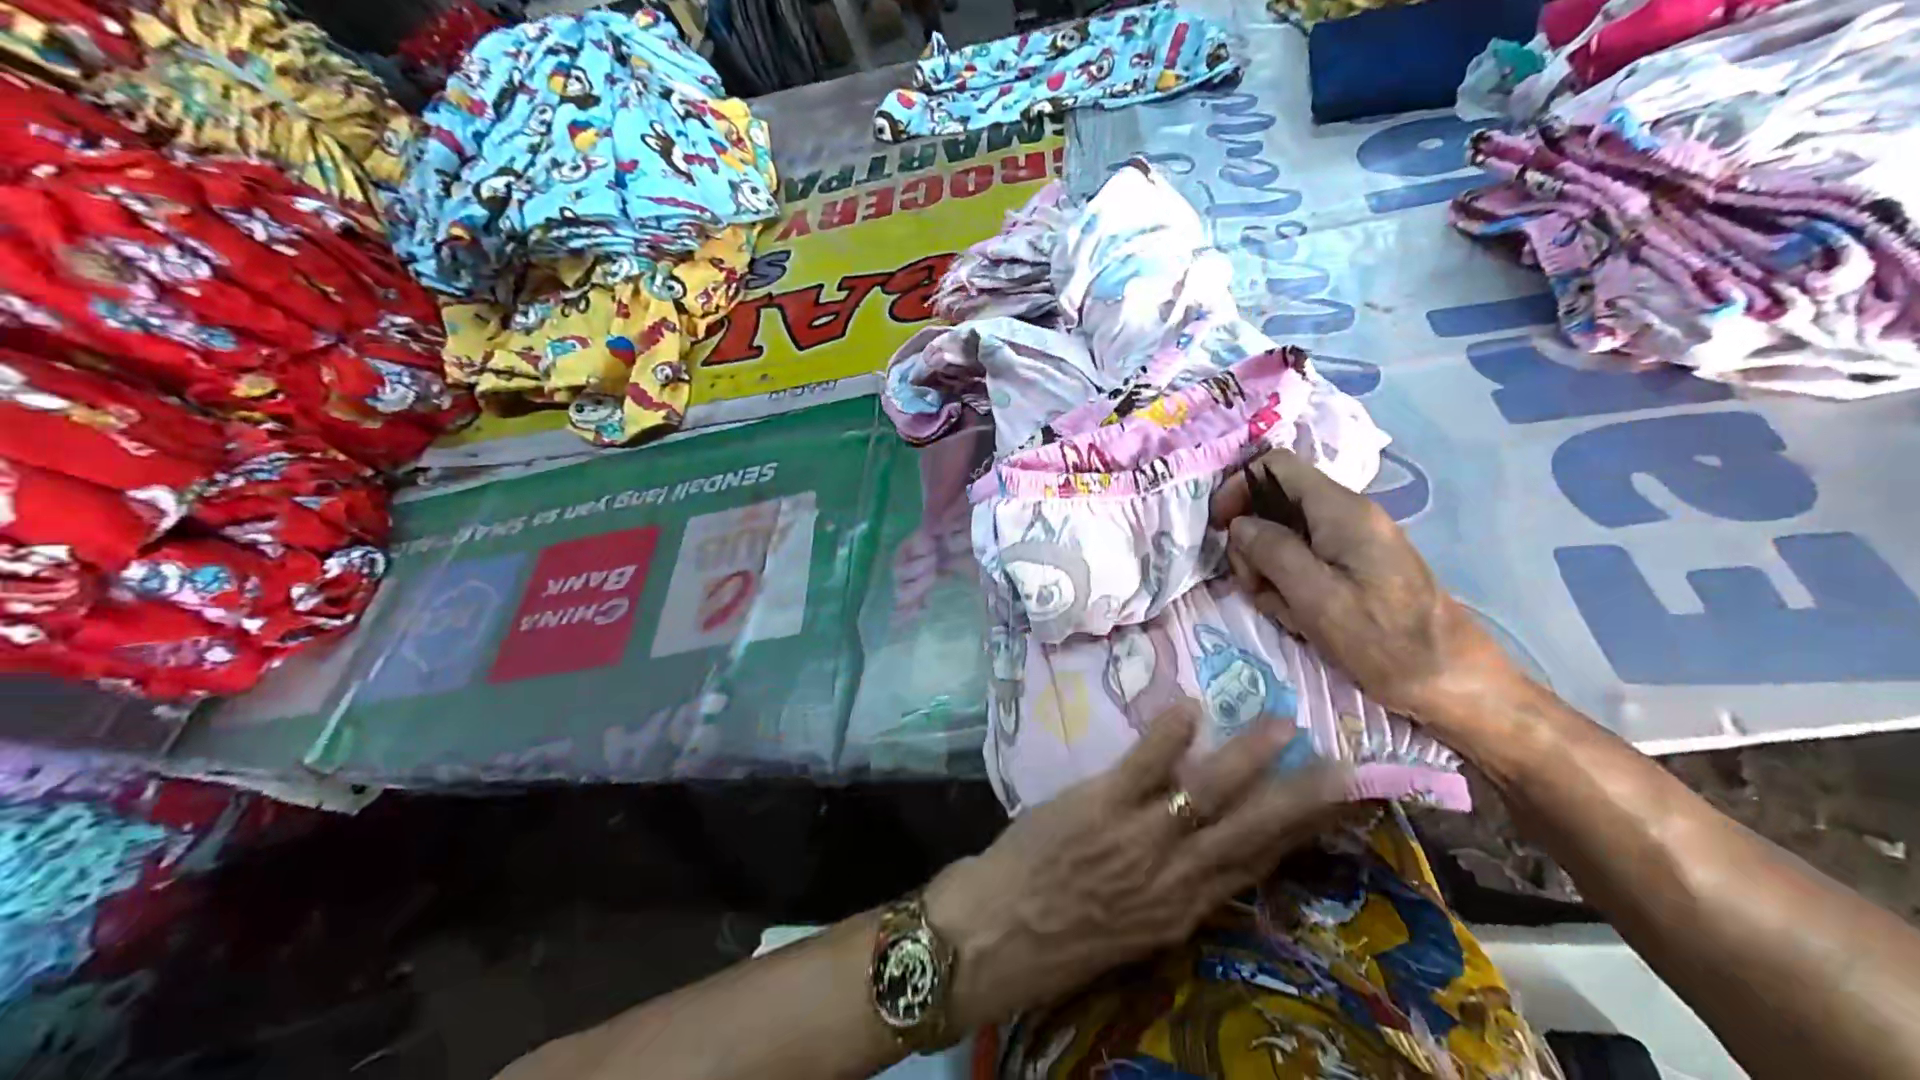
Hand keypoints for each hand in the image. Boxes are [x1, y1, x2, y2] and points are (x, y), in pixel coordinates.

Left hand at [924, 706, 1348, 1030]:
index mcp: (1187, 907)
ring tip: (1283, 726)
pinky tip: (1191, 710)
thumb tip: (1216, 854)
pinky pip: (1142, 767)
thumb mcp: (1140, 927)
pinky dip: (1167, 738)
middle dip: (1302, 798)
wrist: (1002, 933)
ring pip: (1208, 794)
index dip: (1301, 833)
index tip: (1336, 805)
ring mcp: (1139, 837)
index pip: (1257, 863)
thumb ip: (1178, 890)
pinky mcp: (1099, 807)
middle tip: (1346, 766)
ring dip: (1249, 759)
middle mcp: (1176, 875)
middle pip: (1252, 831)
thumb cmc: (1069, 931)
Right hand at [1210, 447, 1522, 732]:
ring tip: (1281, 609)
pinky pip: (1305, 562)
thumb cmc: (1383, 640)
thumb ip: (1272, 551)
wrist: (1451, 682)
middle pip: (1276, 504)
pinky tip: (1298, 616)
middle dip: (1252, 542)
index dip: (1238, 487)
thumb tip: (1239, 524)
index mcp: (1341, 511)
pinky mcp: (1355, 568)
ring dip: (1268, 570)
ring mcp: (1353, 543)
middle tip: (1253, 585)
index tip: (1219, 528)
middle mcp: (1348, 517)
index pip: (1276, 465)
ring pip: (1285, 537)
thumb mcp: (1316, 597)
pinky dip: (1290, 585)